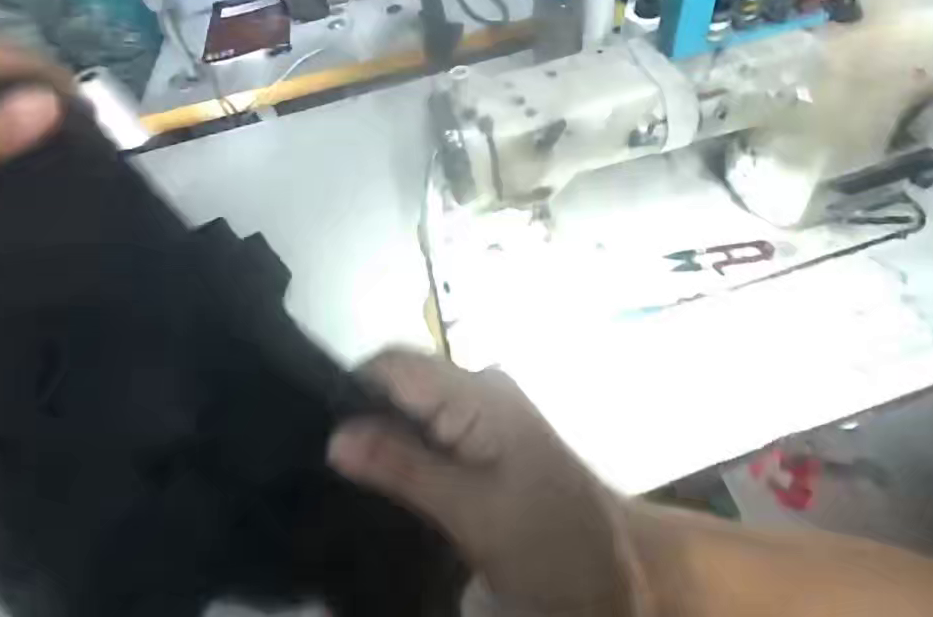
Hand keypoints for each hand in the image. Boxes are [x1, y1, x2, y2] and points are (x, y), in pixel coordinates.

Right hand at [329, 352, 645, 616]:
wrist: (614, 568)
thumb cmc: (546, 539)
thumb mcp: (469, 512)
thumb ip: (402, 468)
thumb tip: (335, 434)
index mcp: (478, 391)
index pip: (398, 363)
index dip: (354, 386)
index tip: (318, 427)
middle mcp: (481, 383)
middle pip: (405, 378)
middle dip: (367, 411)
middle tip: (331, 459)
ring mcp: (487, 404)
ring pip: (417, 400)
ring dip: (386, 429)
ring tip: (352, 468)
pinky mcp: (488, 427)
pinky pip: (434, 419)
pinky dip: (409, 441)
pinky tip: (391, 472)